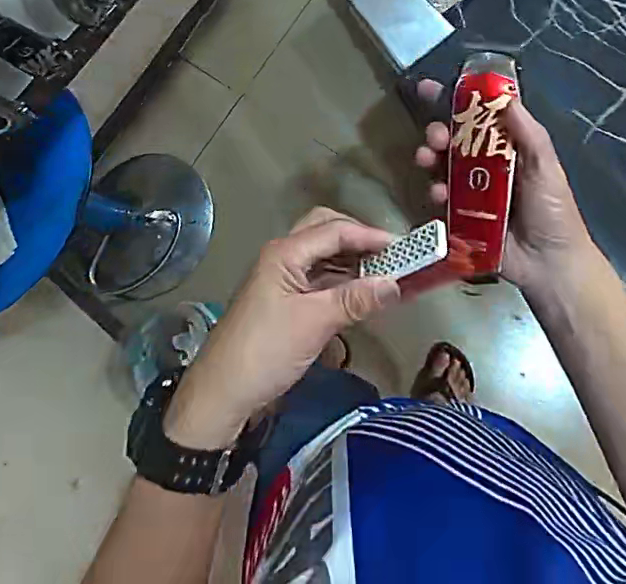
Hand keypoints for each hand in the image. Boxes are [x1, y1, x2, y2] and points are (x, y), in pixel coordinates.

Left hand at [164, 209, 402, 448]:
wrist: (221, 396)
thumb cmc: (265, 352)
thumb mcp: (315, 323)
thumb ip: (356, 299)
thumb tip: (395, 284)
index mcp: (285, 252)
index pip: (335, 230)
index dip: (370, 236)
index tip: (404, 248)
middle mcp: (283, 256)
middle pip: (326, 231)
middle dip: (358, 238)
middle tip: (389, 254)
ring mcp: (283, 278)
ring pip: (323, 254)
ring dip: (352, 260)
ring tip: (383, 273)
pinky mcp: (285, 300)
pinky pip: (319, 278)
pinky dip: (342, 280)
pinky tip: (362, 293)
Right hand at [412, 79, 598, 298]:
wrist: (551, 263)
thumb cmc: (553, 210)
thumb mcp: (546, 167)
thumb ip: (529, 134)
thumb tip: (507, 99)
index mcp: (507, 147)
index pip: (478, 117)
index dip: (454, 101)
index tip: (426, 88)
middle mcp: (485, 165)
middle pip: (453, 140)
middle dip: (437, 131)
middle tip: (434, 135)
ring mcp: (471, 192)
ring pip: (442, 166)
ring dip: (430, 157)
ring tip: (427, 158)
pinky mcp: (461, 217)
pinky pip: (441, 199)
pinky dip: (435, 192)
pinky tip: (438, 194)